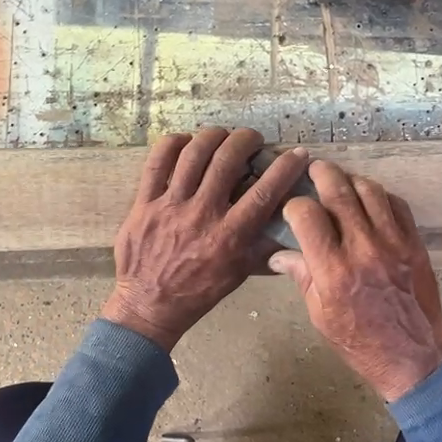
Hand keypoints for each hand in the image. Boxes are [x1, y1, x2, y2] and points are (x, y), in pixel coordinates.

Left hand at [103, 127, 311, 351]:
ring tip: (223, 136)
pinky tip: (186, 142)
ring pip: (193, 154)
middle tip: (253, 139)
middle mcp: (202, 214)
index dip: (286, 166)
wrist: (148, 306)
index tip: (297, 153)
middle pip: (227, 160)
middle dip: (246, 140)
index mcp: (230, 234)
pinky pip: (156, 163)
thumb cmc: (200, 291)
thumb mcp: (241, 272)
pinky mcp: (143, 204)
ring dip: (213, 136)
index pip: (265, 190)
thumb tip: (297, 227)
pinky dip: (173, 144)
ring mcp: (169, 206)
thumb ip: (266, 247)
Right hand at [268, 161, 441, 401]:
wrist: (413, 358)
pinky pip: (398, 205)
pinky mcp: (415, 243)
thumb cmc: (360, 343)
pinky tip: (371, 200)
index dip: (294, 205)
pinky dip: (382, 196)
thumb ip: (302, 278)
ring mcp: (393, 243)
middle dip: (322, 174)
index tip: (292, 208)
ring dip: (352, 180)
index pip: (307, 216)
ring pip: (371, 191)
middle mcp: (363, 249)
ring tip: (342, 182)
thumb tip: (279, 254)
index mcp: (333, 271)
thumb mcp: (321, 317)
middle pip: (339, 192)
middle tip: (314, 168)